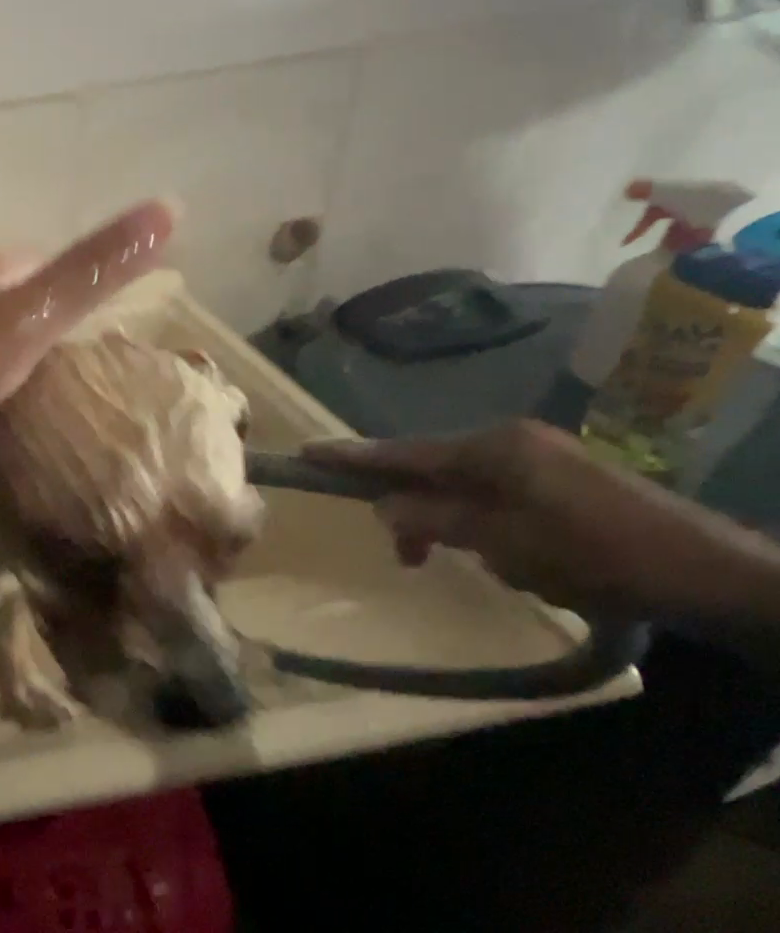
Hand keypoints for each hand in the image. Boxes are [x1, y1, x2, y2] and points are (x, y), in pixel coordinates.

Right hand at [303, 421, 776, 616]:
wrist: (711, 574)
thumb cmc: (595, 554)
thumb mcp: (501, 542)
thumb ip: (433, 519)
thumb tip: (384, 506)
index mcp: (492, 448)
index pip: (403, 452)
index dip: (351, 457)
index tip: (305, 453)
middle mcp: (513, 442)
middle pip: (433, 471)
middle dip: (413, 511)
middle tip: (404, 557)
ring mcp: (544, 460)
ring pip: (468, 490)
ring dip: (456, 527)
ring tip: (473, 566)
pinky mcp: (567, 482)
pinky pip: (500, 499)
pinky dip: (489, 528)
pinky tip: (513, 561)